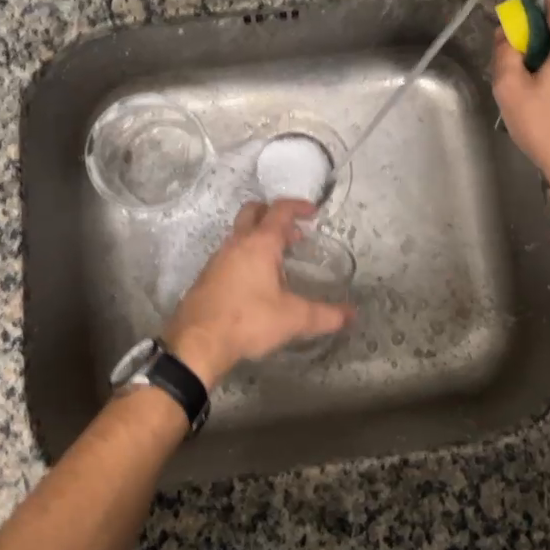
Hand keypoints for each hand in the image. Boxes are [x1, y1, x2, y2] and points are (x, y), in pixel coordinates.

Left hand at [163, 199, 354, 387]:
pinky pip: (229, 254)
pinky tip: (254, 281)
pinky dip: (245, 255)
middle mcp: (237, 243)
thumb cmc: (249, 321)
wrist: (198, 342)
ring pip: (239, 234)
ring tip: (277, 259)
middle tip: (292, 232)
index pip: (280, 210)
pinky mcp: (207, 276)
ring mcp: (218, 258)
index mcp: (260, 244)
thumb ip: (325, 315)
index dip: (298, 206)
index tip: (312, 211)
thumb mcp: (294, 319)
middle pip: (253, 212)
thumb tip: (351, 315)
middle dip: (273, 214)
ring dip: (258, 237)